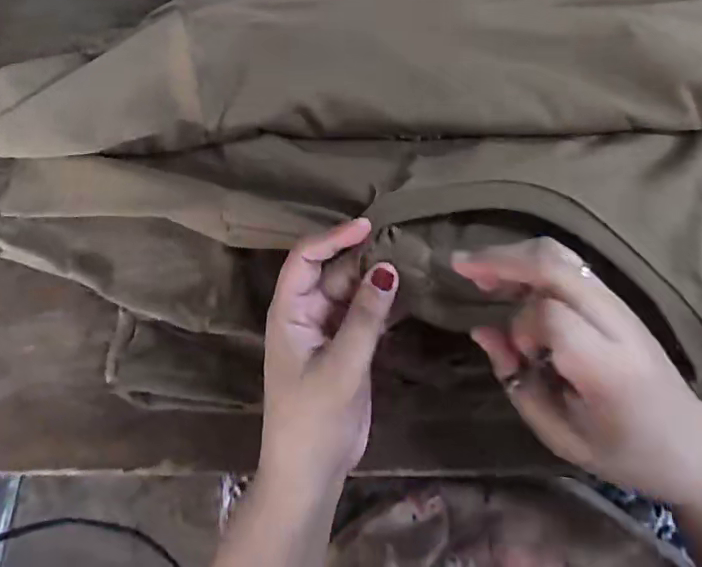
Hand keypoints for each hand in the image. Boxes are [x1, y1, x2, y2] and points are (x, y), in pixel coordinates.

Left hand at [259, 217, 398, 490]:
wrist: (310, 476)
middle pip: (334, 270)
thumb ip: (364, 318)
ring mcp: (327, 329)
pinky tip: (409, 289)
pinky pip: (364, 312)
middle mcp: (307, 313)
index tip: (368, 225)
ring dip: (376, 276)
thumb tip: (387, 269)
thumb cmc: (312, 420)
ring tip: (411, 257)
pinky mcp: (346, 346)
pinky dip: (383, 300)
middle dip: (363, 255)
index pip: (305, 258)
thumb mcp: (340, 368)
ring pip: (352, 289)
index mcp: (290, 312)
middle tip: (402, 241)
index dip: (333, 237)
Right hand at [452, 237, 701, 506]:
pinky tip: (509, 275)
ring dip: (515, 253)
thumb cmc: (625, 452)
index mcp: (608, 366)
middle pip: (554, 263)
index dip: (522, 325)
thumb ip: (518, 382)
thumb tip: (483, 330)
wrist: (692, 443)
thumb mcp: (563, 436)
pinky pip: (569, 263)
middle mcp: (615, 321)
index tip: (520, 354)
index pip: (553, 314)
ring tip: (478, 269)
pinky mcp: (616, 296)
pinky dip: (532, 260)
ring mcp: (619, 302)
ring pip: (561, 254)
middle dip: (502, 258)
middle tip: (461, 265)